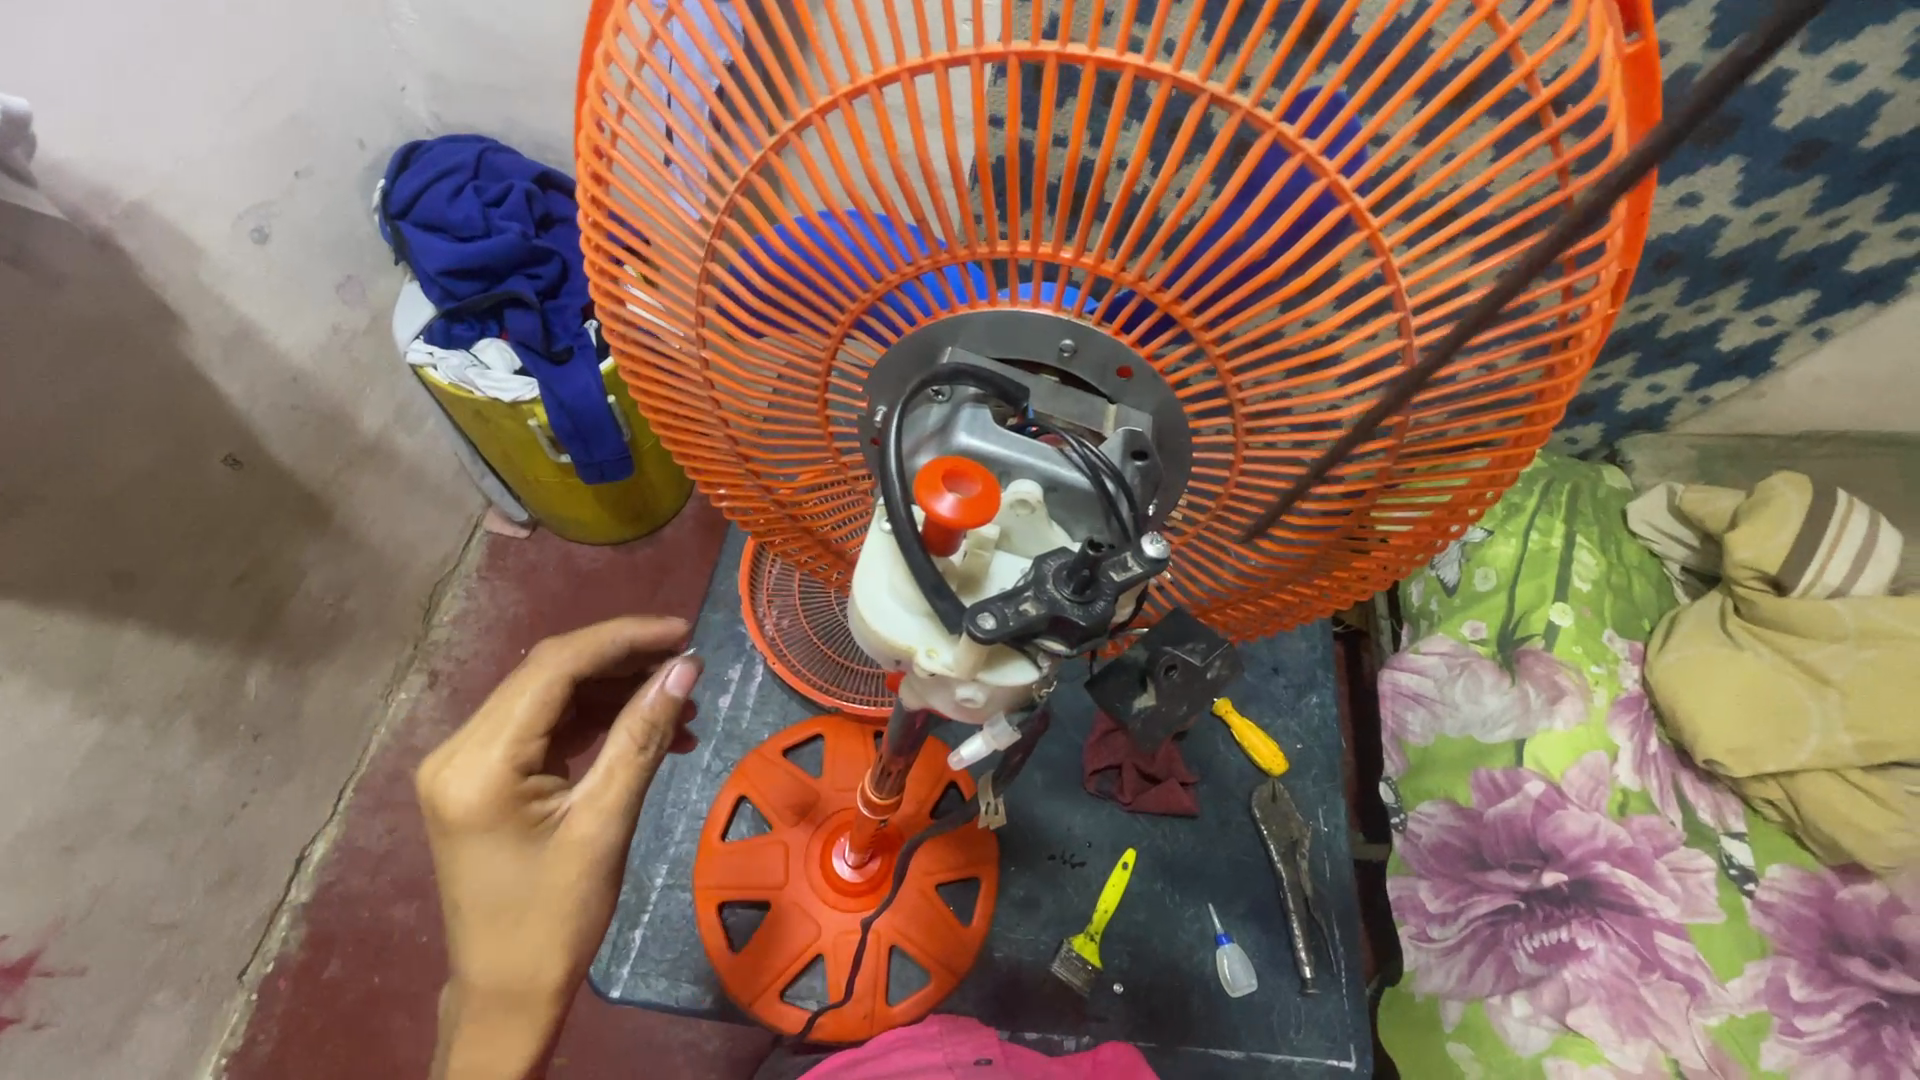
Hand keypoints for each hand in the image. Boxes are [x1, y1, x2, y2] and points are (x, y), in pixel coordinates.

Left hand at [416, 617, 702, 1079]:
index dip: (623, 639)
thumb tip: (686, 669)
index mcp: (478, 763)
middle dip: (624, 661)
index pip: (554, 668)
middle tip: (689, 665)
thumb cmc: (555, 918)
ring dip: (617, 691)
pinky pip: (548, 726)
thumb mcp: (606, 823)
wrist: (506, 990)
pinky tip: (651, 729)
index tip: (683, 633)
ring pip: (552, 695)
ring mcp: (467, 761)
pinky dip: (600, 720)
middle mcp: (459, 748)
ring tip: (682, 706)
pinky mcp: (484, 775)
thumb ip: (643, 736)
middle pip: (550, 674)